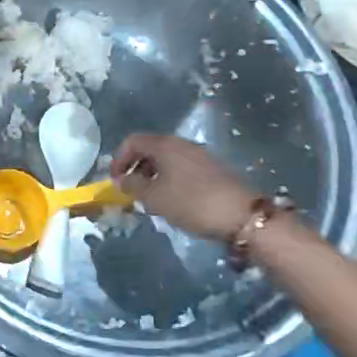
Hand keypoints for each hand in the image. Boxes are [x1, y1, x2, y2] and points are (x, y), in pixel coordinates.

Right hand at [111, 133, 257, 241]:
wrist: (242, 215)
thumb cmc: (191, 202)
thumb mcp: (154, 197)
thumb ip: (133, 186)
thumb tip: (122, 179)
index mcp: (164, 144)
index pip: (132, 141)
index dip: (118, 159)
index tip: (115, 181)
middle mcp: (181, 143)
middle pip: (150, 149)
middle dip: (135, 168)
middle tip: (131, 191)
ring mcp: (199, 155)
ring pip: (166, 160)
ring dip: (152, 176)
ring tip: (150, 199)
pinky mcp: (212, 169)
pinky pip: (181, 168)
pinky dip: (169, 179)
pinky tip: (173, 201)